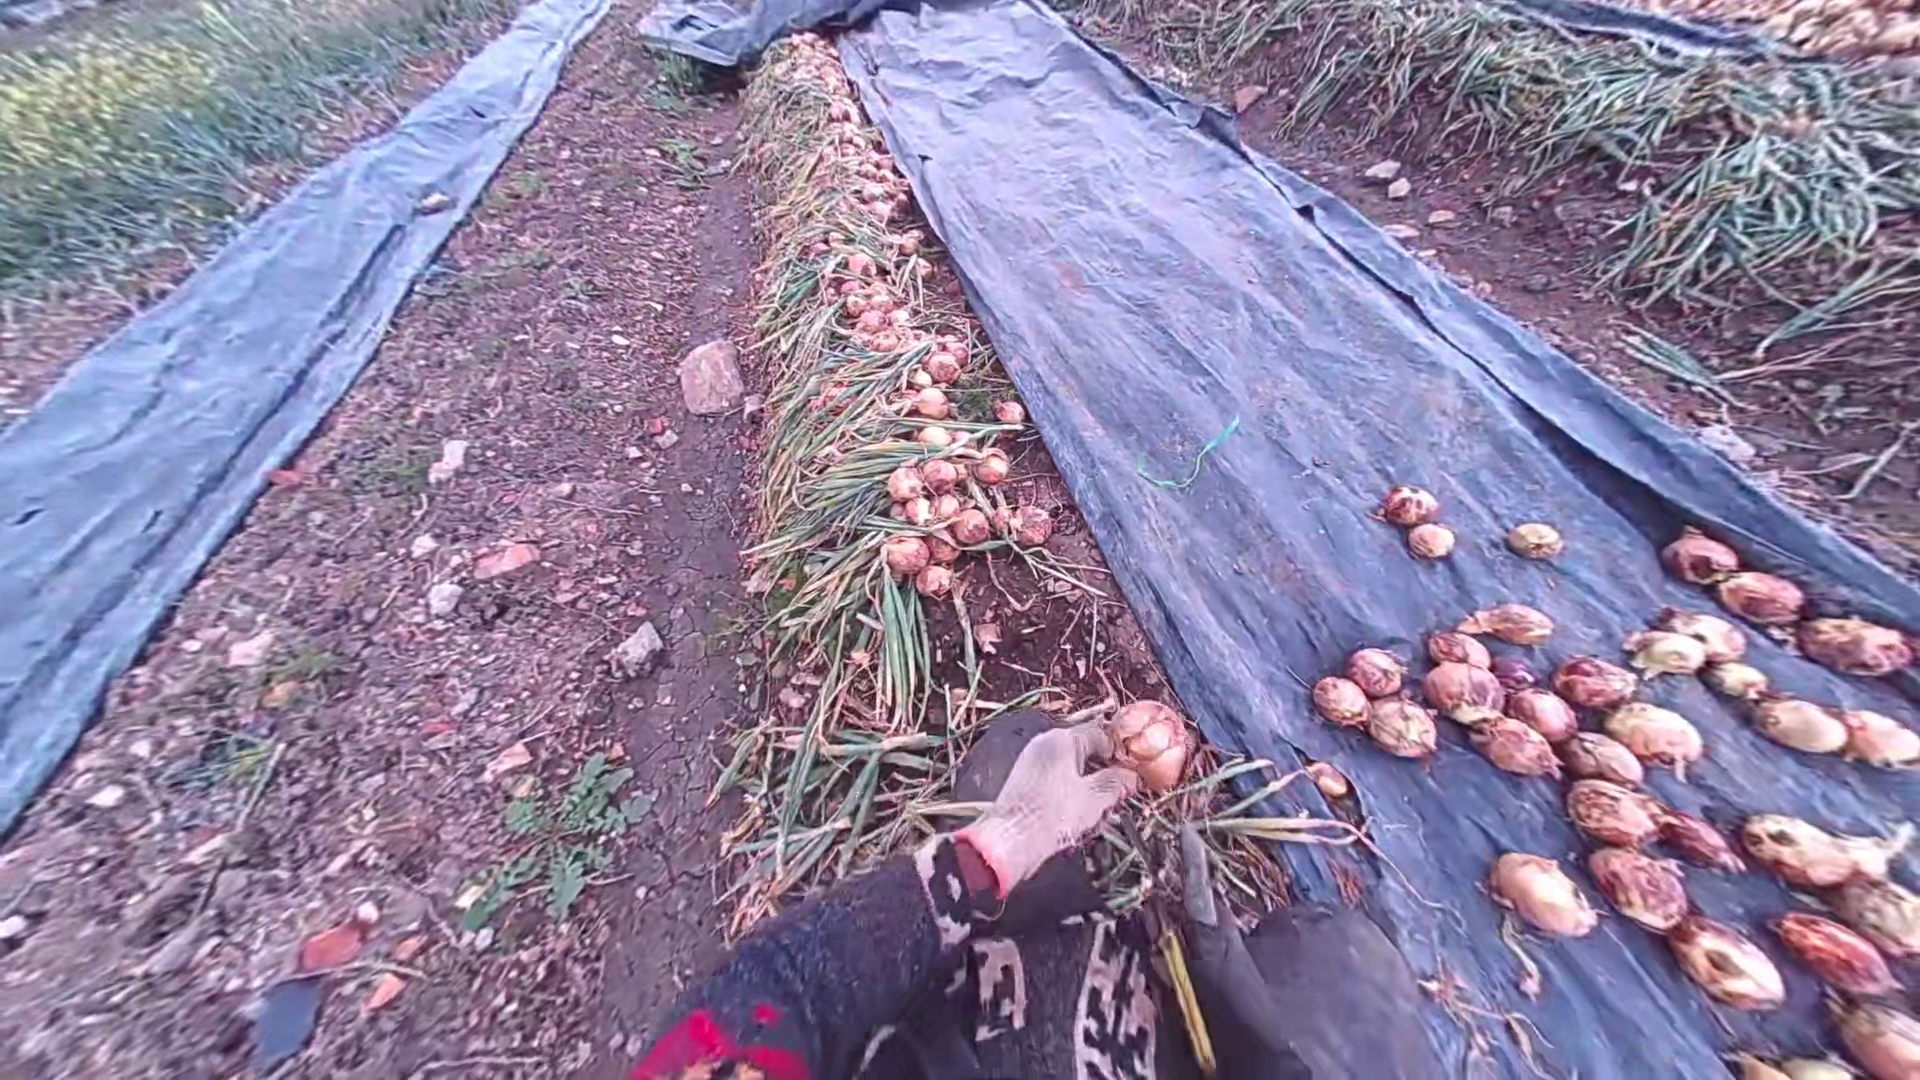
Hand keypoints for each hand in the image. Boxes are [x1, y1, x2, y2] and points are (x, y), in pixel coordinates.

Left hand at [958, 721, 1138, 897]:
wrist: (1010, 838)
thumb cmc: (1052, 815)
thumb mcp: (1093, 799)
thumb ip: (1116, 783)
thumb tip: (1132, 776)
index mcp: (1062, 740)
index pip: (1100, 734)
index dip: (1120, 752)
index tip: (1135, 770)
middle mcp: (1045, 743)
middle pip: (1085, 750)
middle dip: (1105, 772)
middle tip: (1121, 793)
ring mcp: (1033, 760)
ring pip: (1072, 767)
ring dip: (1090, 785)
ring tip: (1100, 810)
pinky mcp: (1027, 780)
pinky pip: (1057, 779)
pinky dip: (1072, 792)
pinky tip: (1079, 814)